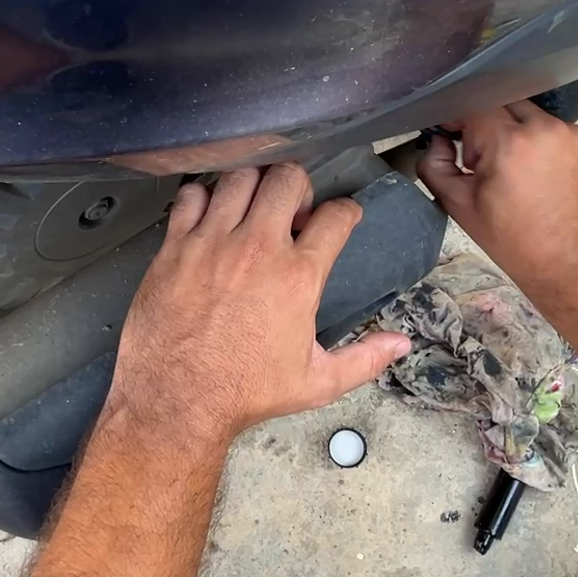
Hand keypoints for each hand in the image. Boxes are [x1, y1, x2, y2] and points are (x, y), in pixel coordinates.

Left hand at [105, 164, 412, 445]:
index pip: (336, 216)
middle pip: (288, 178)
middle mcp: (258, 248)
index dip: (346, 211)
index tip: (341, 217)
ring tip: (253, 209)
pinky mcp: (176, 246)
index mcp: (298, 276)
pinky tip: (211, 217)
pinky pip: (192, 195)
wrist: (178, 399)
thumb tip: (402, 343)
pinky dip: (205, 197)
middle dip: (299, 187)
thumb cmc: (247, 391)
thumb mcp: (317, 383)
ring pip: (240, 177)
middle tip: (293, 212)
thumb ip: (364, 359)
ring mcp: (213, 242)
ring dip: (254, 186)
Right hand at [417, 101, 577, 291]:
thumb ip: (436, 166)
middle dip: (484, 125)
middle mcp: (542, 129)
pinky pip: (548, 127)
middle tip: (480, 161)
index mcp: (509, 143)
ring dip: (510, 131)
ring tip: (509, 169)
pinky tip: (532, 172)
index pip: (473, 107)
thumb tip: (439, 142)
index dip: (456, 119)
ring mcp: (568, 133)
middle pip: (500, 105)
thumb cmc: (513, 240)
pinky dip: (534, 140)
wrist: (569, 262)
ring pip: (526, 114)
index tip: (450, 134)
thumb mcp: (459, 206)